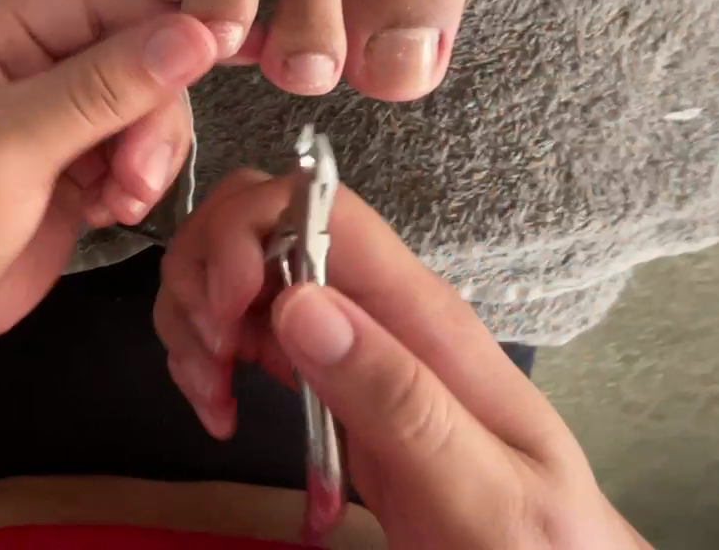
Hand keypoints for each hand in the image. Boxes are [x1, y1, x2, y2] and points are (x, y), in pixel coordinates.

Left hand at [0, 0, 217, 366]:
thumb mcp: (14, 145)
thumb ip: (104, 88)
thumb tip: (196, 33)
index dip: (159, 24)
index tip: (214, 58)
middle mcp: (24, 58)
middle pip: (130, 50)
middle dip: (149, 110)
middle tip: (139, 174)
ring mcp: (52, 110)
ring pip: (142, 100)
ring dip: (148, 151)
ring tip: (122, 199)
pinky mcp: (74, 157)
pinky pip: (136, 146)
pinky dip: (138, 177)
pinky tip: (109, 210)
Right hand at [156, 171, 648, 548]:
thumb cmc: (528, 549)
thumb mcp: (484, 496)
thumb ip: (398, 399)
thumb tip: (299, 303)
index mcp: (414, 307)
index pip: (316, 203)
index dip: (247, 228)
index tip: (225, 310)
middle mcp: (361, 295)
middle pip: (251, 218)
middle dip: (204, 271)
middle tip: (211, 355)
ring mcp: (327, 322)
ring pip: (223, 263)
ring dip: (191, 316)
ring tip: (210, 392)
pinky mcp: (301, 356)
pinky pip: (223, 316)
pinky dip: (197, 348)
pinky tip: (216, 403)